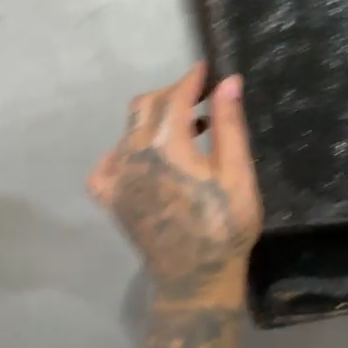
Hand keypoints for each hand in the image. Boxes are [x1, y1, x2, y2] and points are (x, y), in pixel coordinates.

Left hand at [90, 63, 262, 300]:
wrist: (195, 278)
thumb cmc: (225, 227)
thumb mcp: (237, 175)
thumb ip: (229, 126)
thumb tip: (228, 82)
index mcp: (165, 146)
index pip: (174, 98)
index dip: (191, 80)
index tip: (206, 68)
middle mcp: (131, 155)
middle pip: (145, 106)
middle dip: (172, 95)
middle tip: (201, 98)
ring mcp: (115, 177)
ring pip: (128, 130)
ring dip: (154, 120)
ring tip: (187, 128)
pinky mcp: (110, 196)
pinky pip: (110, 160)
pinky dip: (129, 149)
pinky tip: (148, 158)